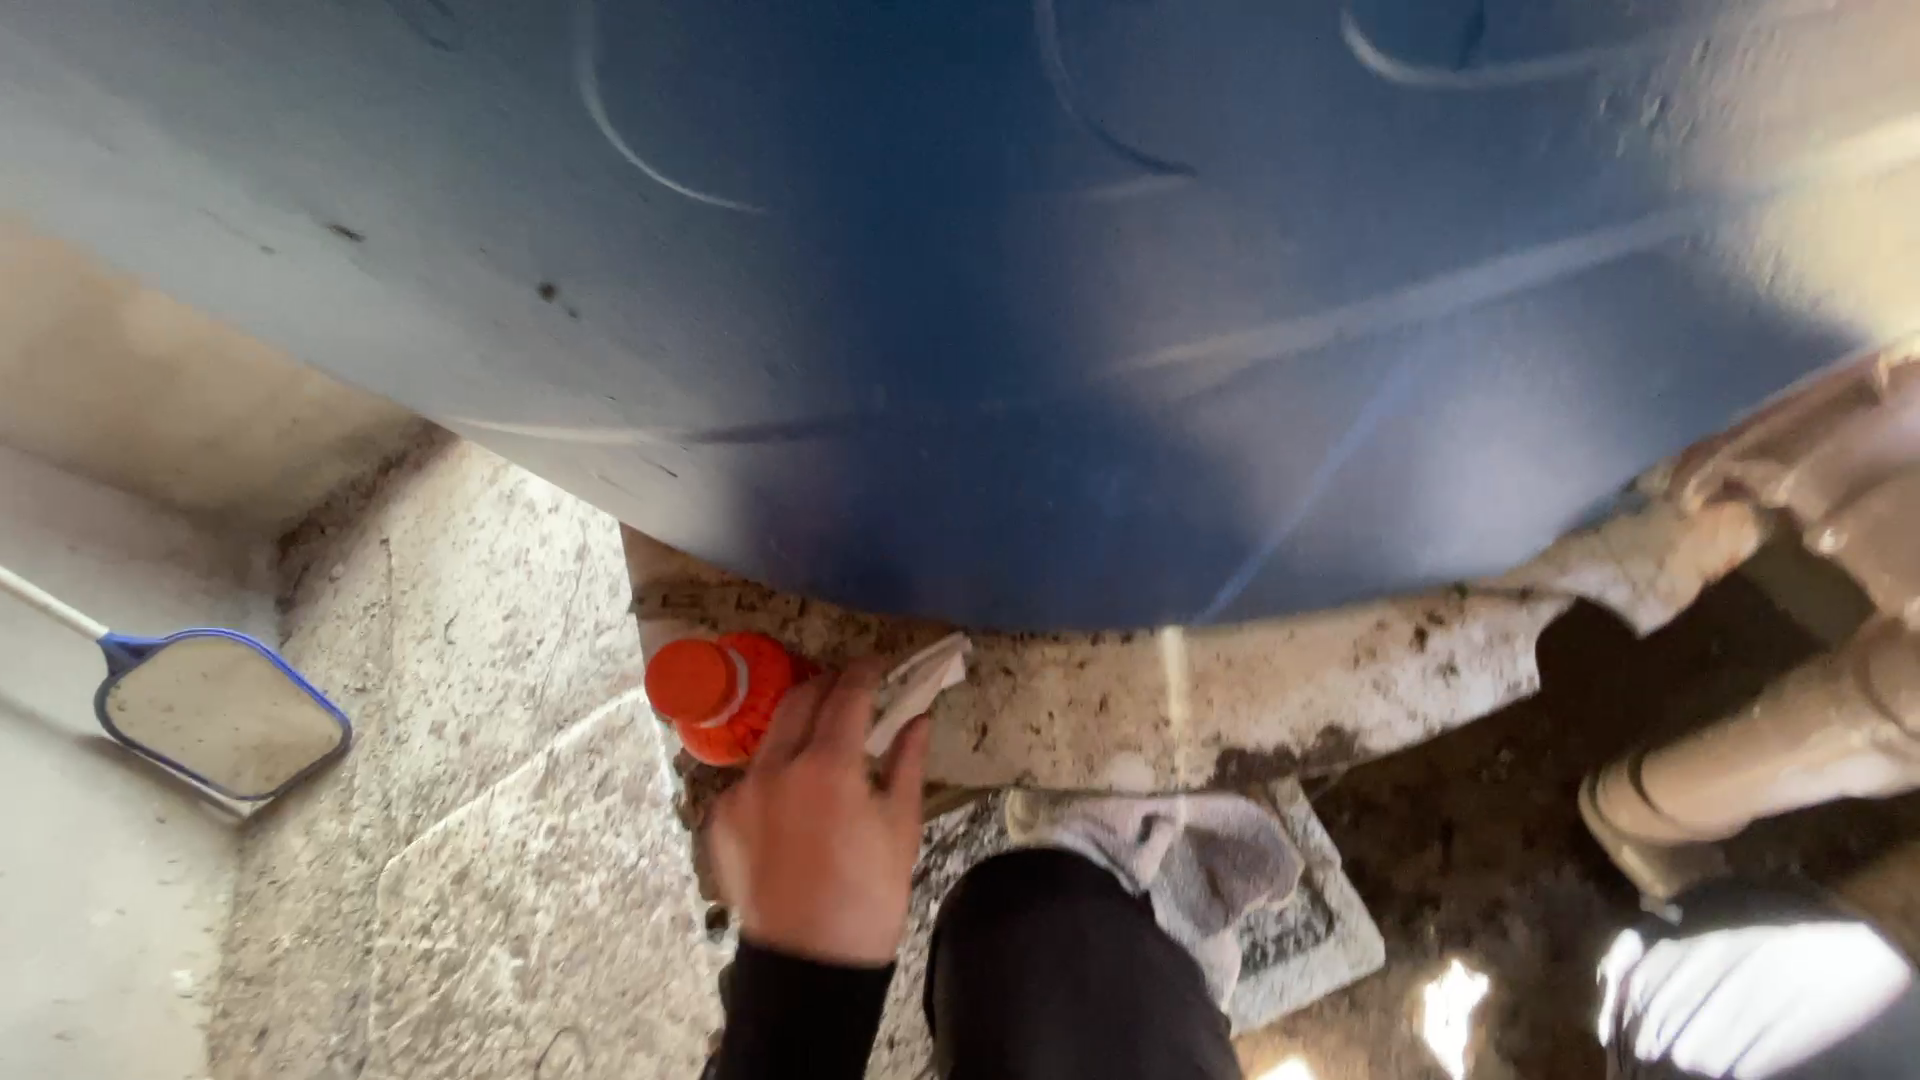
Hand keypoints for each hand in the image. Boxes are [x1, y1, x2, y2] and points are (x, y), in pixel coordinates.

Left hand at [709, 657, 930, 966]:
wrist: (810, 966)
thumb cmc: (869, 896)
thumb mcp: (900, 826)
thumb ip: (906, 761)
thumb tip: (918, 718)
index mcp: (828, 768)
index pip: (847, 695)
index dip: (865, 672)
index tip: (878, 664)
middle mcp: (776, 768)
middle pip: (800, 698)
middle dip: (828, 684)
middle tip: (853, 690)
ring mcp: (742, 792)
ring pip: (772, 734)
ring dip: (801, 723)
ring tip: (826, 739)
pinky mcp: (722, 817)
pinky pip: (752, 774)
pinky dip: (778, 768)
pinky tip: (798, 793)